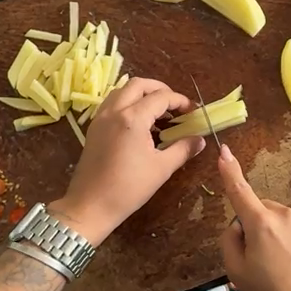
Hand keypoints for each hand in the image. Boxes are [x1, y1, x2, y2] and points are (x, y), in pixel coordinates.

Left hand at [50, 78, 204, 243]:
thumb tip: (200, 140)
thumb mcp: (162, 168)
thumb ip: (183, 149)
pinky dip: (128, 104)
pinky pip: (112, 104)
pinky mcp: (94, 128)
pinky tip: (140, 123)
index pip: (161, 97)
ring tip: (158, 113)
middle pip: (138, 85)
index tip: (193, 112)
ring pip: (122, 91)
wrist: (90, 205)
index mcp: (132, 118)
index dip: (180, 101)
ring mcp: (101, 118)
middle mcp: (114, 111)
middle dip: (160, 90)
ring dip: (142, 95)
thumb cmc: (129, 188)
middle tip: (175, 105)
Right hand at [215, 144, 290, 290]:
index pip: (239, 190)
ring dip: (274, 234)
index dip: (229, 170)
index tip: (223, 152)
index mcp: (260, 222)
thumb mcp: (237, 272)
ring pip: (279, 220)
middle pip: (260, 210)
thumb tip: (237, 226)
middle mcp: (284, 214)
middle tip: (257, 259)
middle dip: (255, 226)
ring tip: (280, 266)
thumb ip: (230, 241)